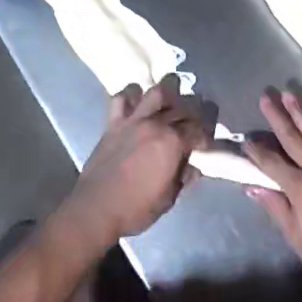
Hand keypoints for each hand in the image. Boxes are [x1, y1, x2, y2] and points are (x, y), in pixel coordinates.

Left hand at [54, 75, 206, 253]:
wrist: (96, 208)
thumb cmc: (136, 208)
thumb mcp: (168, 198)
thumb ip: (183, 177)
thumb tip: (193, 167)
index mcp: (173, 143)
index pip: (198, 130)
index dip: (205, 137)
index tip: (204, 145)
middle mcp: (156, 124)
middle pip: (182, 108)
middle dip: (193, 116)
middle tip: (192, 127)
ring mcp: (134, 120)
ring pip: (156, 92)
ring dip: (167, 94)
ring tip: (169, 105)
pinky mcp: (113, 123)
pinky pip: (122, 98)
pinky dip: (130, 96)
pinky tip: (136, 104)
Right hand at [241, 89, 301, 290]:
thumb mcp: (296, 236)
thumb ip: (275, 207)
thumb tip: (251, 186)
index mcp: (300, 188)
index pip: (271, 163)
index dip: (257, 151)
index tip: (246, 138)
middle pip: (292, 137)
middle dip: (277, 116)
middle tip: (266, 96)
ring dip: (301, 111)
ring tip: (289, 94)